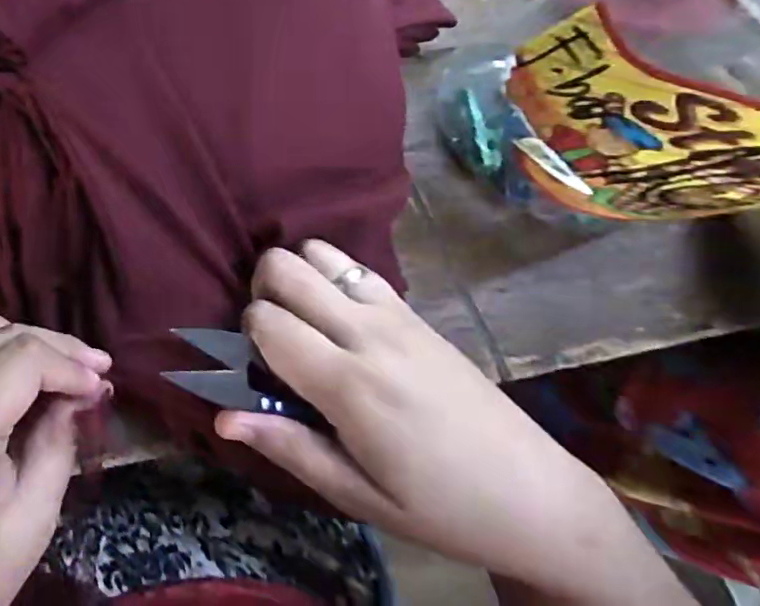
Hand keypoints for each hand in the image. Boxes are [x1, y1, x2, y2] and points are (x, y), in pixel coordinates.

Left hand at [0, 317, 112, 605]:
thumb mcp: (30, 519)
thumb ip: (57, 446)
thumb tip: (78, 396)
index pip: (25, 357)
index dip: (70, 364)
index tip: (103, 384)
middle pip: (4, 336)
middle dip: (56, 346)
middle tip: (99, 367)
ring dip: (30, 343)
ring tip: (71, 367)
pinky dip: (2, 353)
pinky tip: (30, 376)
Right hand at [217, 242, 692, 605]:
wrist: (537, 495)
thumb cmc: (441, 507)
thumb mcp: (358, 497)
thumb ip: (289, 447)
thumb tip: (222, 419)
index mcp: (349, 386)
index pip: (266, 321)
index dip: (247, 334)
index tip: (260, 366)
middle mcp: (367, 334)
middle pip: (282, 267)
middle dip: (260, 289)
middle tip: (274, 333)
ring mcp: (394, 314)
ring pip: (315, 251)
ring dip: (294, 274)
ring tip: (303, 318)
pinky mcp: (412, 310)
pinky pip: (354, 264)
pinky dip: (328, 272)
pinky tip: (337, 313)